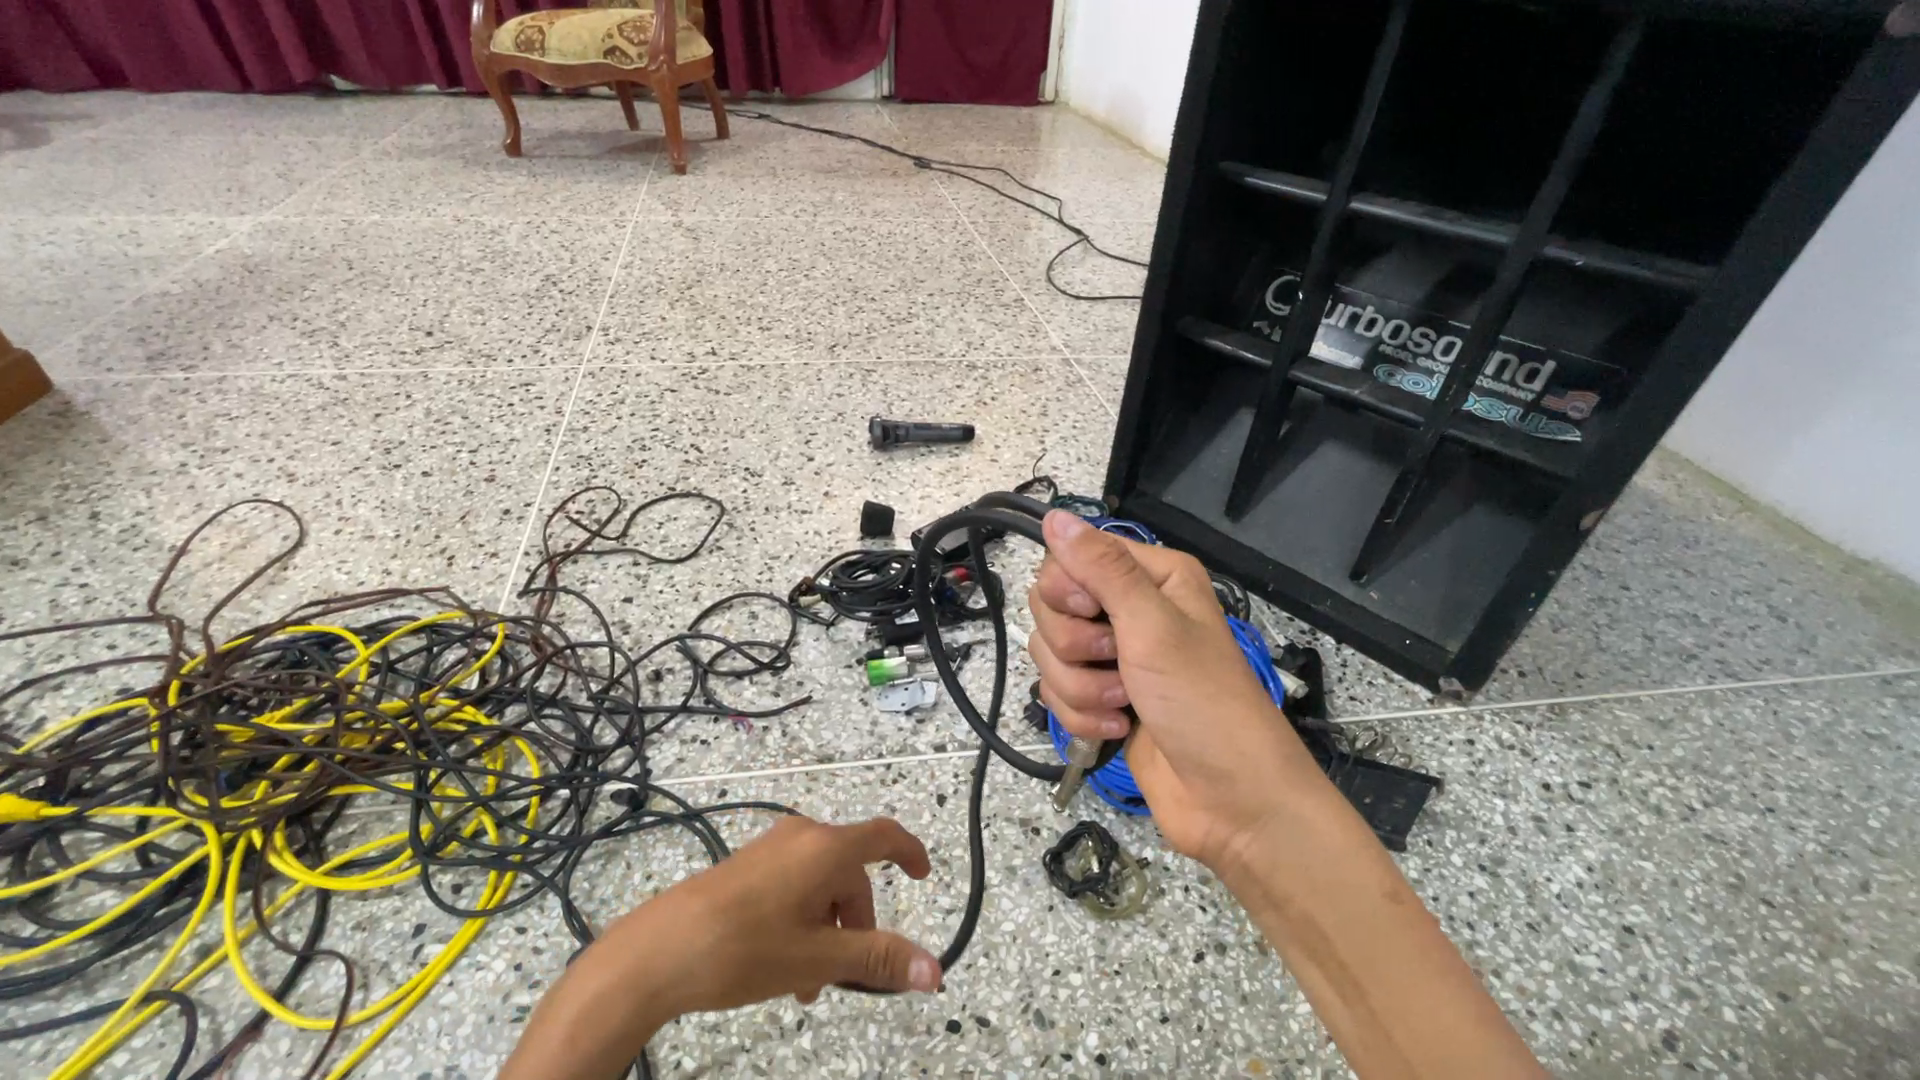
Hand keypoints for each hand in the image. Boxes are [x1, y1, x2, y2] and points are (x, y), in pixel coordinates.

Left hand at [504, 816, 940, 1079]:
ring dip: (826, 930)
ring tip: (805, 984)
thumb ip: (877, 959)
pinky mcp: (746, 866)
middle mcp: (801, 837)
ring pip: (820, 886)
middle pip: (850, 874)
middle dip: (855, 924)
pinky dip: (802, 922)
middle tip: (841, 977)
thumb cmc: (745, 949)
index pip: (884, 837)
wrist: (656, 952)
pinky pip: (792, 886)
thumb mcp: (818, 958)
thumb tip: (935, 971)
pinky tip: (781, 964)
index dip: (910, 852)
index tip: (923, 877)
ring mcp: (770, 849)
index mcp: (826, 848)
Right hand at [1027, 511, 1319, 870]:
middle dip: (1075, 646)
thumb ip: (1100, 569)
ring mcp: (1114, 657)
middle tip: (1117, 662)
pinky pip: (1058, 693)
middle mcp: (1130, 609)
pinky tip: (1119, 728)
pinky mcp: (1102, 699)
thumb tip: (1054, 515)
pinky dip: (1083, 715)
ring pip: (1051, 654)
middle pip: (1052, 607)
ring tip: (1125, 705)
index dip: (1068, 590)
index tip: (1091, 615)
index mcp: (1152, 577)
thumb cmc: (1202, 702)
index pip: (1071, 558)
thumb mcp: (1153, 626)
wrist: (1231, 798)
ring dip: (1082, 688)